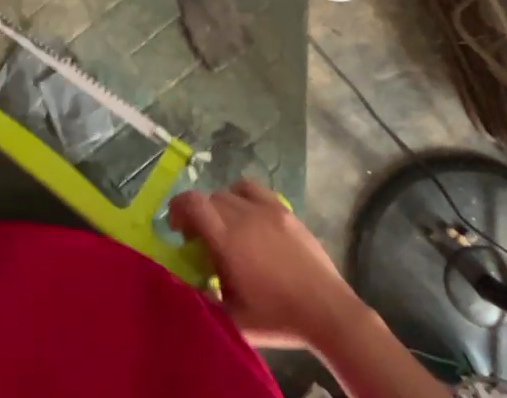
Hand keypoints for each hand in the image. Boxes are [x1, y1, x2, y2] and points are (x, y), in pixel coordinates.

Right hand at [170, 180, 369, 349]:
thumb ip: (203, 297)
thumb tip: (183, 283)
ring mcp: (267, 210)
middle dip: (197, 214)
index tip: (177, 229)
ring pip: (229, 192)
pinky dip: (241, 196)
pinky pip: (253, 189)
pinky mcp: (285, 211)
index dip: (177, 208)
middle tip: (201, 240)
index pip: (191, 202)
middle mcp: (243, 217)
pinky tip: (249, 218)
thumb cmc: (278, 317)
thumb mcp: (232, 317)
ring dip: (219, 206)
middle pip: (208, 198)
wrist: (329, 313)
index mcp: (227, 240)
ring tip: (226, 228)